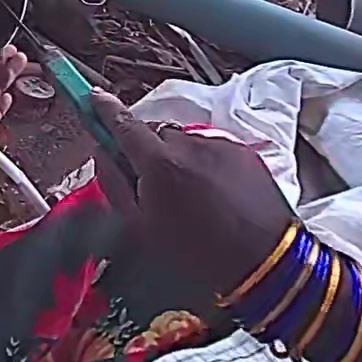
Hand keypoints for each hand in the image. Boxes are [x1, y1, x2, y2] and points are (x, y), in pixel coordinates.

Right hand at [90, 90, 294, 293]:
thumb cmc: (197, 253)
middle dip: (146, 150)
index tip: (94, 97)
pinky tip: (212, 194)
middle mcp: (189, 145)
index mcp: (159, 164)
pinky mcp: (243, 152)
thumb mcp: (140, 226)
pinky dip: (203, 164)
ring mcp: (219, 145)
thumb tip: (102, 154)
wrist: (267, 264)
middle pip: (154, 134)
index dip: (105, 109)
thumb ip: (114, 184)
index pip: (123, 124)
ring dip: (176, 158)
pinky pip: (210, 149)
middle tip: (150, 184)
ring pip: (182, 142)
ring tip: (189, 195)